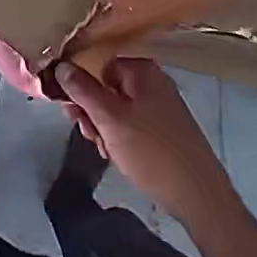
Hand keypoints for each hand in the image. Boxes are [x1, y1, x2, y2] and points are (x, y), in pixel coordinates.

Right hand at [58, 57, 237, 221]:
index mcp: (142, 70)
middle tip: (92, 135)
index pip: (100, 66)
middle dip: (93, 113)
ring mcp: (161, 105)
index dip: (83, 88)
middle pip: (108, 88)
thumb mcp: (109, 118)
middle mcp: (153, 81)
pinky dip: (121, 138)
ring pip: (118, 110)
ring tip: (108, 150)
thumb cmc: (150, 150)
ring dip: (105, 129)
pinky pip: (132, 124)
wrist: (195, 190)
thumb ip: (83, 90)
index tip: (74, 113)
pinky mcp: (165, 128)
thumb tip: (61, 65)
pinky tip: (120, 156)